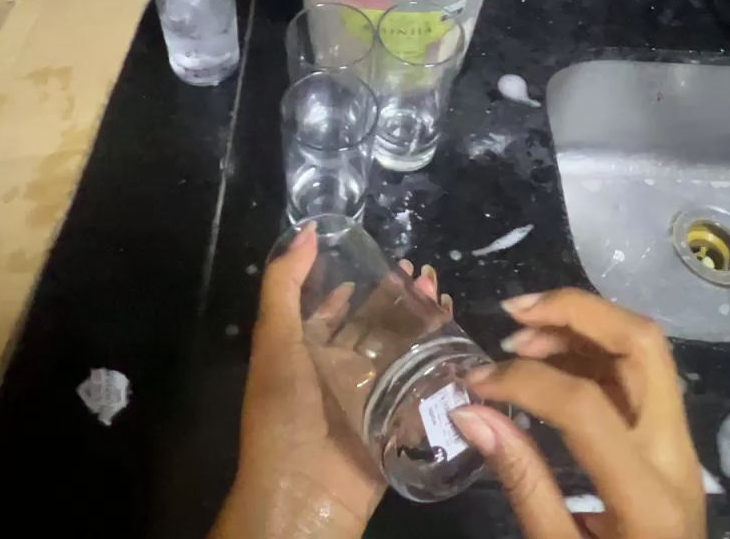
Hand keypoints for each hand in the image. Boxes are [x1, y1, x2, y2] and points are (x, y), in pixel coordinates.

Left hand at [210, 223, 448, 538]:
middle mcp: (340, 370)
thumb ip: (285, 285)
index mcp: (308, 351)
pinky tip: (454, 337)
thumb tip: (306, 231)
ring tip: (441, 294)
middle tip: (426, 273)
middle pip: (375, 324)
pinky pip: (419, 386)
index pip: (337, 307)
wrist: (302, 497)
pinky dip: (438, 361)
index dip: (360, 283)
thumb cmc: (283, 412)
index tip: (391, 261)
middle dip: (399, 298)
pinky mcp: (396, 422)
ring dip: (421, 322)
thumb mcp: (275, 339)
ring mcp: (371, 397)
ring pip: (400, 350)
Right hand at [449, 288, 705, 538]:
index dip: (523, 380)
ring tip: (521, 335)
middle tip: (514, 313)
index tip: (474, 382)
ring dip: (580, 324)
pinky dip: (588, 347)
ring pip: (641, 346)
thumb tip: (469, 411)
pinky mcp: (670, 436)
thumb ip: (521, 480)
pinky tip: (548, 357)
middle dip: (574, 311)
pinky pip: (634, 370)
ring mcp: (679, 441)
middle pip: (641, 344)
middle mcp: (675, 452)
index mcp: (650, 497)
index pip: (585, 405)